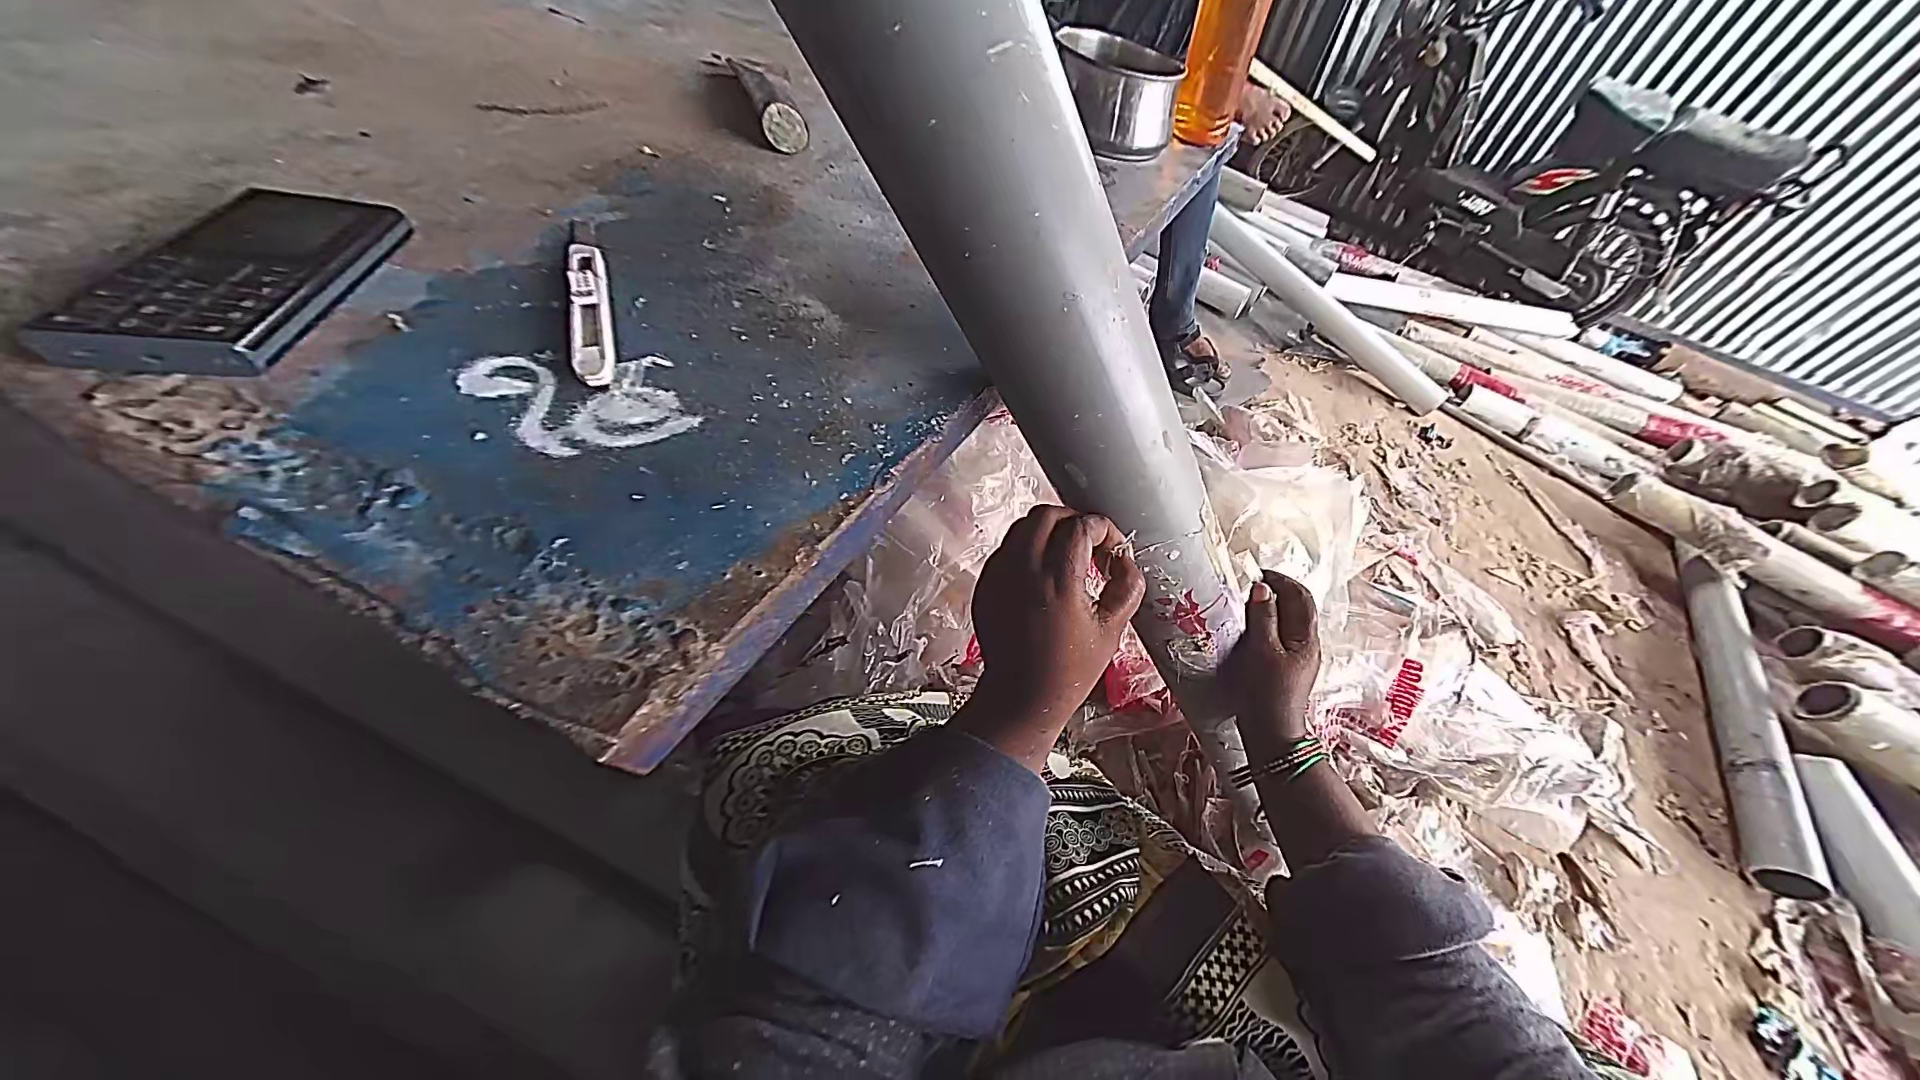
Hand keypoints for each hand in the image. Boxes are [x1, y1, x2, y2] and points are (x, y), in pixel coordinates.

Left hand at [966, 506, 1143, 754]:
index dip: (1104, 529)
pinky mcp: (985, 584)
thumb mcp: (1111, 630)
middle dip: (1074, 520)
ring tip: (1067, 556)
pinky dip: (1026, 550)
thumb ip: (1127, 587)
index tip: (1113, 547)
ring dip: (1048, 531)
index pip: (1080, 526)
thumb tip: (1125, 561)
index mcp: (1058, 580)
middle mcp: (1023, 570)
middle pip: (1046, 514)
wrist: (1020, 695)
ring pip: (1022, 527)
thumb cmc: (1067, 670)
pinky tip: (1042, 575)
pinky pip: (1006, 550)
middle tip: (1090, 543)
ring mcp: (999, 575)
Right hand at [1224, 571, 1320, 750]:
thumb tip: (1262, 588)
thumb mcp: (1262, 652)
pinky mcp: (1283, 668)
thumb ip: (1263, 619)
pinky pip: (1278, 636)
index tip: (1257, 573)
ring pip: (1287, 622)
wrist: (1270, 733)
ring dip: (1270, 607)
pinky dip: (1265, 624)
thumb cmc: (1267, 692)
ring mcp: (1296, 658)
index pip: (1300, 598)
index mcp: (1306, 639)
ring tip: (1245, 601)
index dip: (1282, 581)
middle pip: (1297, 608)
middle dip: (1277, 591)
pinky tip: (1248, 628)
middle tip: (1249, 583)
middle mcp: (1306, 646)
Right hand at [1236, 85, 1290, 144]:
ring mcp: (1260, 126)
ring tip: (1263, 133)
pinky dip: (1257, 140)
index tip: (1282, 117)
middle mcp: (1270, 117)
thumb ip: (1272, 98)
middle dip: (1276, 127)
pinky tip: (1256, 138)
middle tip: (1272, 127)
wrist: (1240, 99)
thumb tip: (1274, 100)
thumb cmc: (1252, 93)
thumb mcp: (1266, 92)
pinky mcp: (1251, 132)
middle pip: (1278, 127)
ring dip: (1267, 135)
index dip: (1285, 116)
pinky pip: (1257, 141)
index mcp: (1275, 105)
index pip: (1286, 113)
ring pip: (1268, 136)